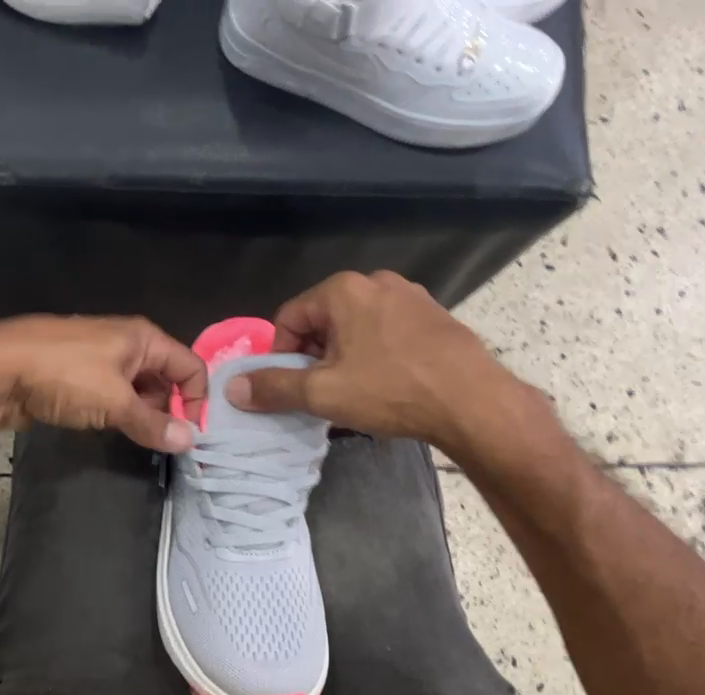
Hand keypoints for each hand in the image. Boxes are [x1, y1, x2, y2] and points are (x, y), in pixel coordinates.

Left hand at [0, 315, 206, 453]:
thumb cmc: (64, 376)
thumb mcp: (115, 402)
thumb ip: (153, 423)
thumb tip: (188, 441)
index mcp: (143, 338)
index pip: (190, 366)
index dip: (197, 399)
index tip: (192, 436)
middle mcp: (125, 344)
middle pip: (164, 379)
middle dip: (169, 410)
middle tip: (167, 445)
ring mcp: (98, 360)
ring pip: (135, 391)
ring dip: (141, 416)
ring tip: (142, 443)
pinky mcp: (76, 379)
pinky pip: (109, 397)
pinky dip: (117, 415)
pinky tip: (112, 434)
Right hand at [226, 271, 522, 453]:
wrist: (471, 401)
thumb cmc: (390, 391)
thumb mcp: (322, 394)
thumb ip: (273, 388)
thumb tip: (233, 387)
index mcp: (344, 291)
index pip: (289, 318)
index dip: (280, 357)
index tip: (290, 388)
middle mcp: (376, 282)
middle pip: (322, 321)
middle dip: (313, 359)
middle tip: (321, 395)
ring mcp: (410, 296)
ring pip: (355, 329)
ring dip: (343, 360)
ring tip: (353, 395)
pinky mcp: (433, 317)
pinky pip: (385, 334)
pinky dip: (374, 357)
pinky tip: (385, 387)